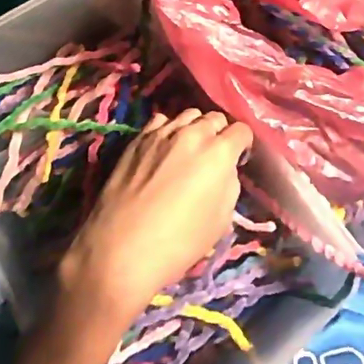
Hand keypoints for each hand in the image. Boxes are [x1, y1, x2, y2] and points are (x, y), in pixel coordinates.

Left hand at [56, 109, 250, 328]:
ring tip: (189, 148)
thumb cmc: (179, 242)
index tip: (238, 158)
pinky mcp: (137, 138)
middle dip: (219, 133)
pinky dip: (169, 129)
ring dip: (195, 128)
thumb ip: (229, 184)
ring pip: (188, 115)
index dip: (242, 145)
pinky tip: (164, 148)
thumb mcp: (221, 221)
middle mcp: (192, 134)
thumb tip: (224, 169)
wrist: (121, 249)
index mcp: (218, 153)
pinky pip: (160, 121)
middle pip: (214, 118)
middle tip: (214, 155)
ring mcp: (162, 133)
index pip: (241, 131)